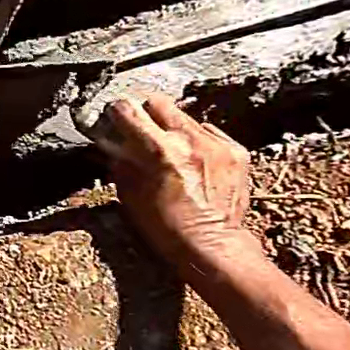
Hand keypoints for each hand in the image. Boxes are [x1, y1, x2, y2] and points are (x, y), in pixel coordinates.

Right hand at [105, 95, 257, 267]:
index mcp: (159, 152)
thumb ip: (122, 164)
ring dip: (172, 130)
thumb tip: (113, 144)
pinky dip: (197, 143)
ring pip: (185, 118)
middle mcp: (190, 141)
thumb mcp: (131, 197)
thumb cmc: (166, 228)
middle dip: (145, 113)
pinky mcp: (236, 151)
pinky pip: (210, 134)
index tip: (113, 116)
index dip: (116, 112)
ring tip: (169, 154)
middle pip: (159, 103)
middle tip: (139, 130)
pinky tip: (193, 164)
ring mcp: (217, 144)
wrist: (212, 246)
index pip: (129, 111)